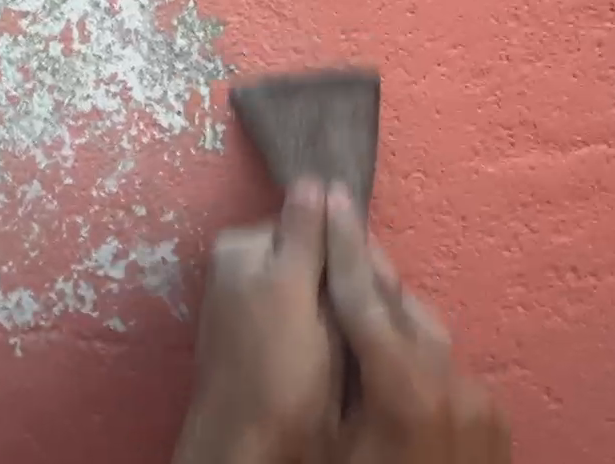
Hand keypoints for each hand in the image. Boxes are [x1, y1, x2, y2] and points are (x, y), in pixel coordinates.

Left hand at [175, 179, 339, 463]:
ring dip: (339, 309)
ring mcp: (250, 301)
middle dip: (343, 280)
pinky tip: (336, 358)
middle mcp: (240, 264)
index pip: (309, 222)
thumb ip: (305, 235)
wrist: (246, 445)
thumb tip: (315, 177)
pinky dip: (326, 331)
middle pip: (312, 255)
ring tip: (351, 342)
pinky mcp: (264, 337)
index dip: (346, 249)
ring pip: (315, 289)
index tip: (374, 283)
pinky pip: (306, 317)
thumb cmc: (273, 367)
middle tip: (365, 318)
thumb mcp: (291, 291)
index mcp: (241, 245)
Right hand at [323, 184, 509, 463]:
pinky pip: (444, 360)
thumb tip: (324, 308)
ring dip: (387, 308)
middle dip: (363, 264)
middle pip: (396, 301)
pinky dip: (414, 346)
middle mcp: (449, 381)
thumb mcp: (333, 442)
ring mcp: (479, 399)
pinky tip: (392, 354)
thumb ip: (332, 370)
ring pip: (423, 328)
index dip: (341, 241)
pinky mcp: (494, 415)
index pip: (362, 294)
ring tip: (356, 289)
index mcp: (403, 386)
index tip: (329, 194)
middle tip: (338, 222)